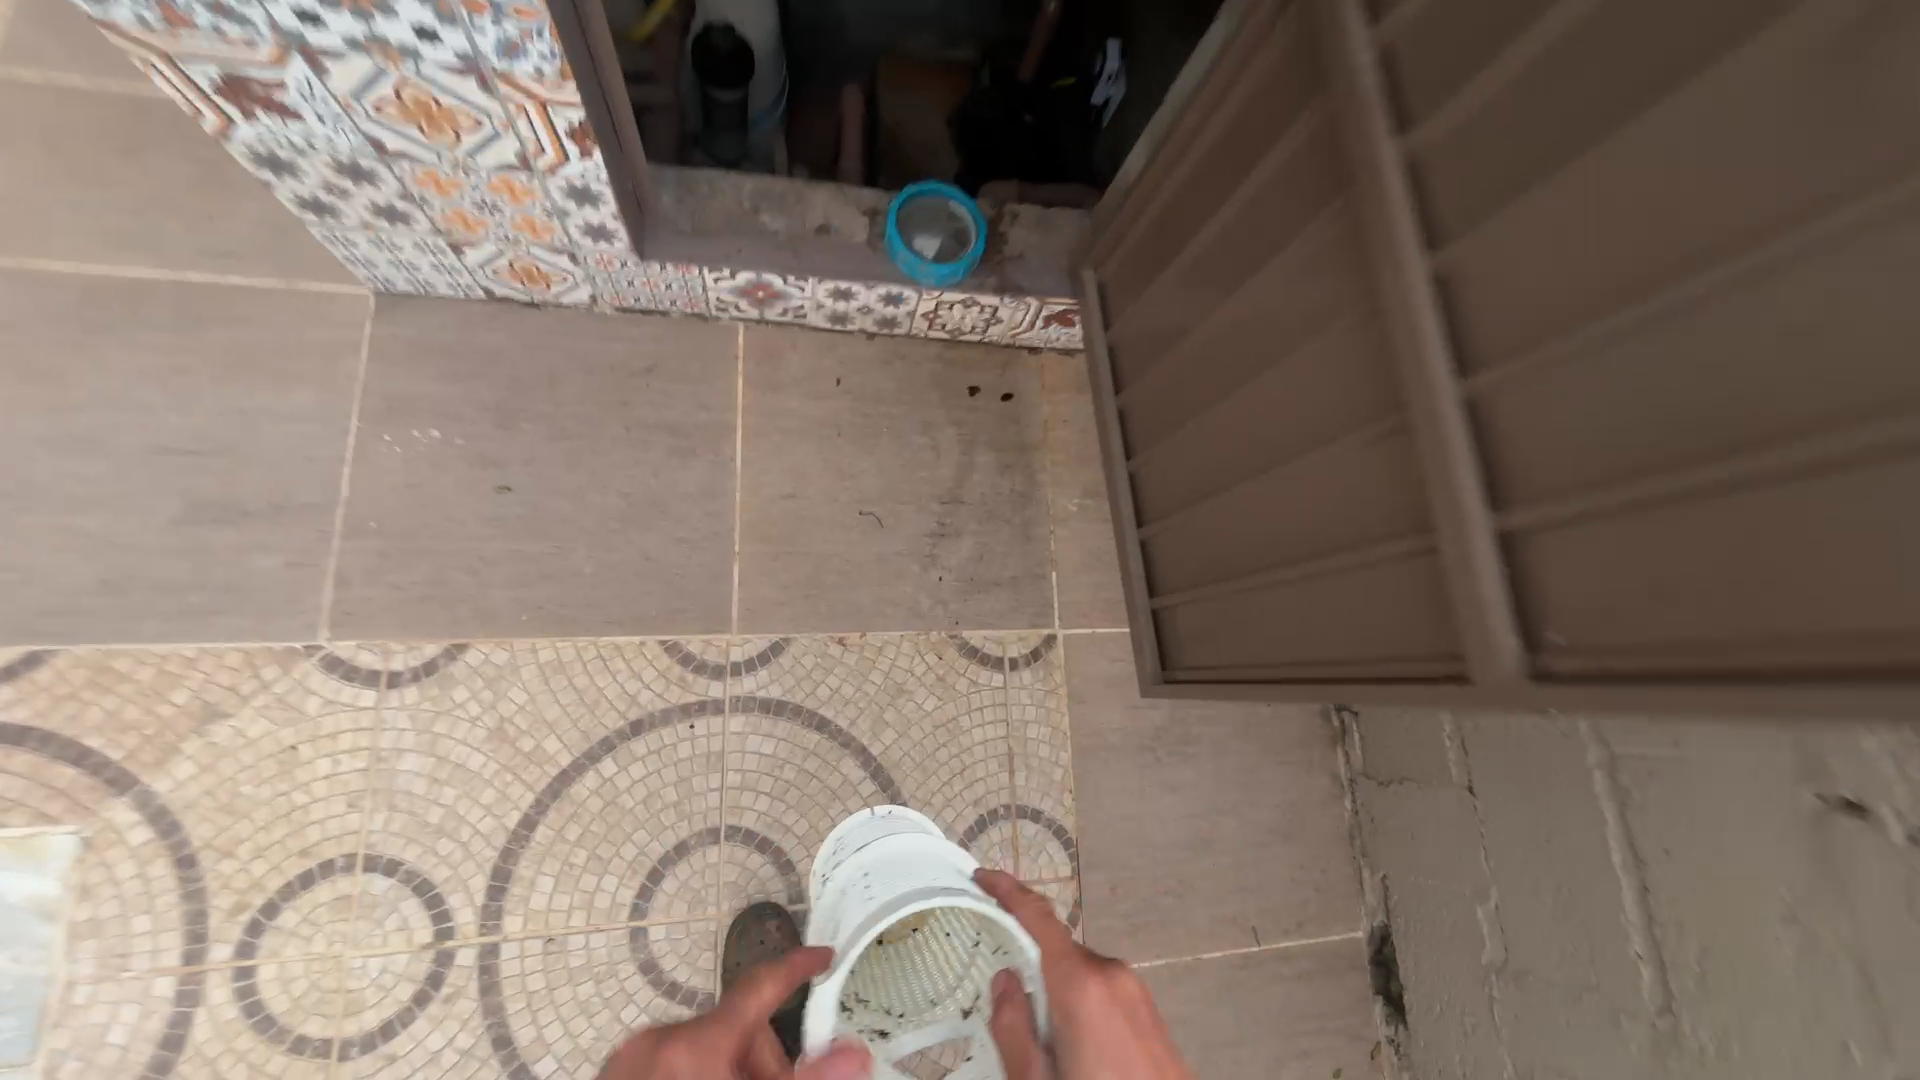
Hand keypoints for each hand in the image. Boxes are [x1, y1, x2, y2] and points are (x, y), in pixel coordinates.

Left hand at [599, 945, 871, 1079]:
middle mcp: (659, 1039)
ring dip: (732, 1069)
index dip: (797, 968)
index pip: (760, 985)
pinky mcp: (616, 1074)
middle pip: (736, 1027)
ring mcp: (631, 1059)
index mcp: (695, 1045)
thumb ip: (806, 1079)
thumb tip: (855, 1052)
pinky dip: (698, 1076)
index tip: (825, 956)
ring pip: (706, 1046)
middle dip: (763, 1061)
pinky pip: (673, 1062)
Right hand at [975, 869, 1191, 1079]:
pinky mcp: (1150, 1009)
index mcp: (1079, 983)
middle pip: (1055, 953)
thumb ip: (1012, 1027)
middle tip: (1015, 1020)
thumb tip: (1005, 978)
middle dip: (1031, 973)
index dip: (1007, 890)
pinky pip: (1103, 991)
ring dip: (1058, 996)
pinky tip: (1083, 1054)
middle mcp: (1110, 973)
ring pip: (1079, 975)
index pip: (1038, 917)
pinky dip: (1083, 1007)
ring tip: (1054, 1052)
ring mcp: (1135, 989)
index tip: (982, 876)